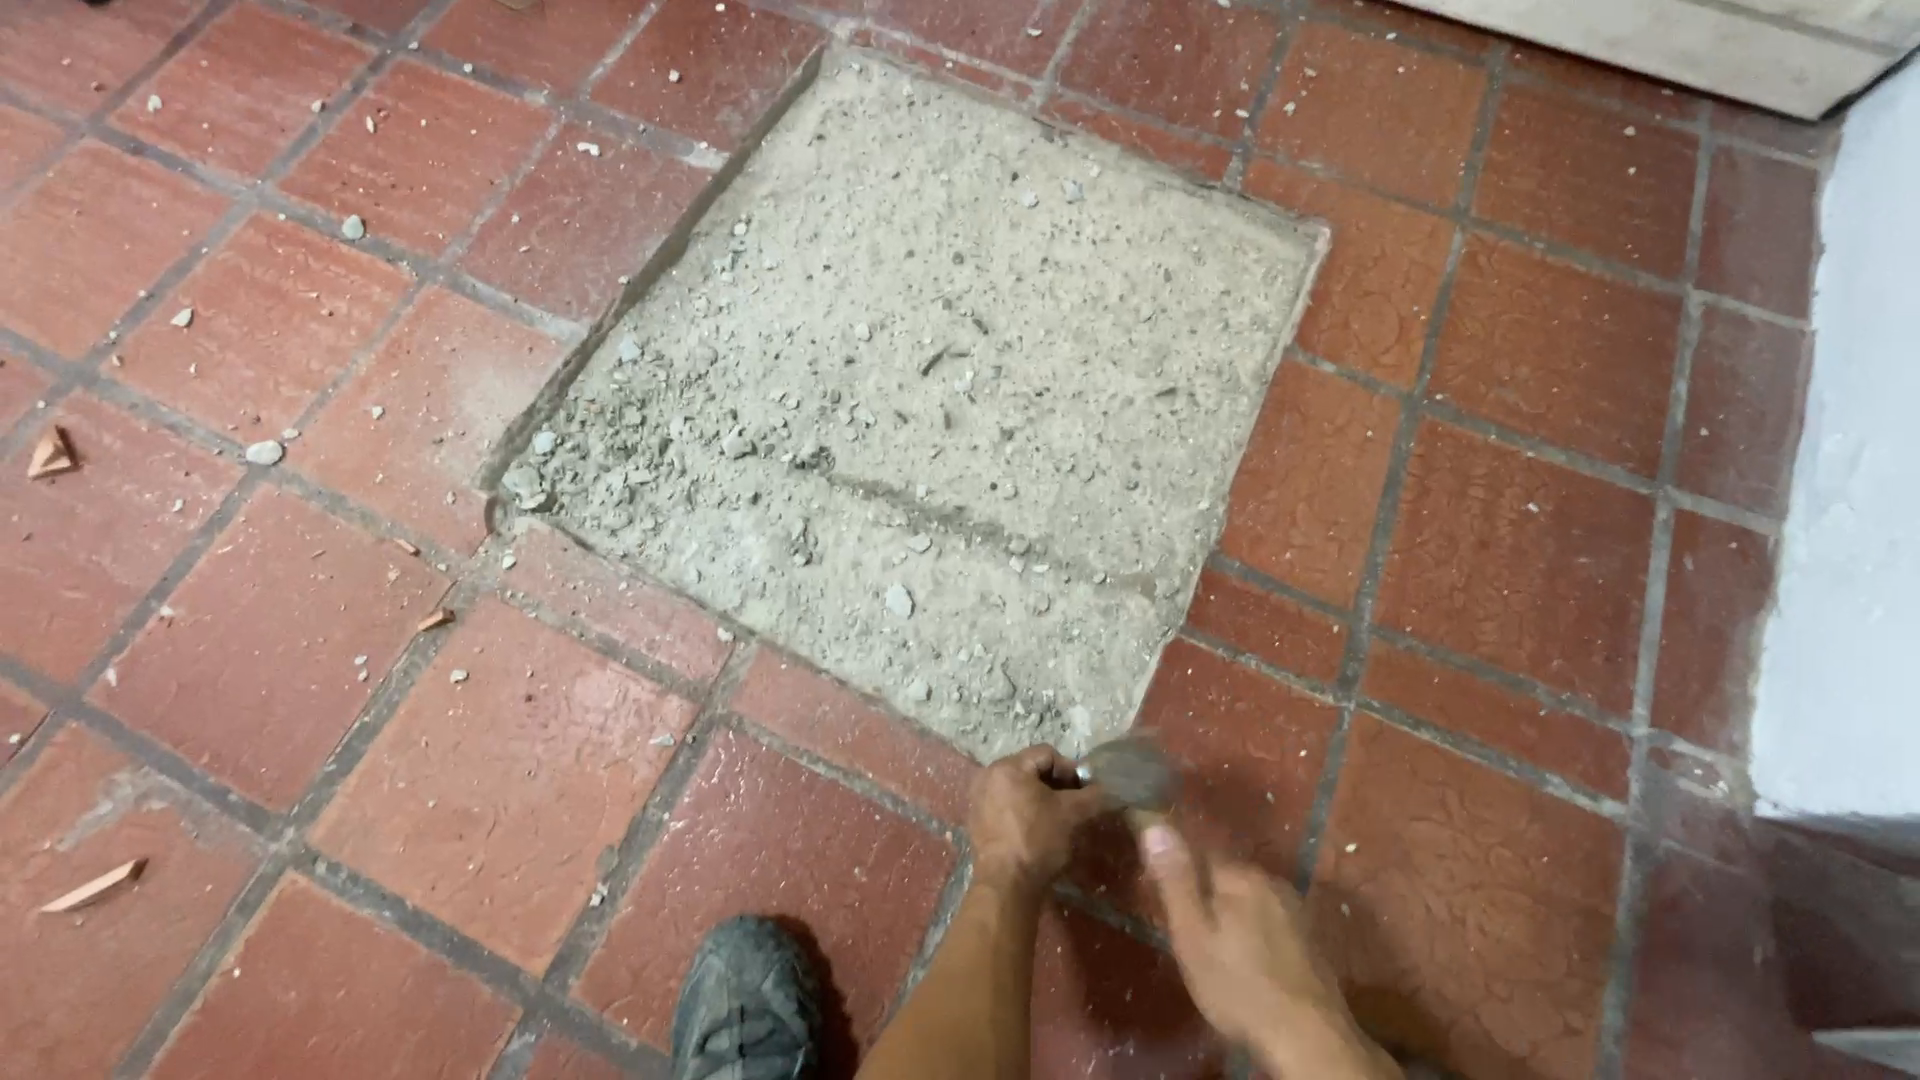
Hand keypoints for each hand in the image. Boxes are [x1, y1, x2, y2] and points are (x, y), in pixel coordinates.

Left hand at [967, 745, 1105, 894]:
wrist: (1006, 884)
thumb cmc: (1038, 841)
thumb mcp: (1071, 815)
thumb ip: (1092, 796)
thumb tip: (1108, 789)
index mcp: (1008, 767)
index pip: (1047, 754)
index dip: (1070, 770)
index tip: (1082, 793)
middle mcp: (988, 775)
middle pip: (1031, 769)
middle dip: (1055, 784)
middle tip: (1071, 806)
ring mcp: (979, 798)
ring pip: (1018, 787)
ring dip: (1039, 798)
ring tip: (1055, 819)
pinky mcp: (977, 819)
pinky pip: (1005, 804)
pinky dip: (1022, 811)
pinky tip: (1035, 831)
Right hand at [1140, 825, 1399, 1078]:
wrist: (1310, 1039)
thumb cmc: (1239, 987)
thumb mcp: (1193, 935)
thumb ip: (1175, 880)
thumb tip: (1155, 825)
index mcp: (1240, 876)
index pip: (1199, 852)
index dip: (1178, 871)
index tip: (1161, 896)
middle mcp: (1271, 882)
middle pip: (1226, 877)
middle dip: (1206, 895)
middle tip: (1188, 932)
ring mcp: (1295, 910)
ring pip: (1250, 901)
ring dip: (1232, 916)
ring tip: (1217, 951)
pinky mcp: (1310, 939)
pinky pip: (1270, 922)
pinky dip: (1255, 934)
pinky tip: (1248, 963)